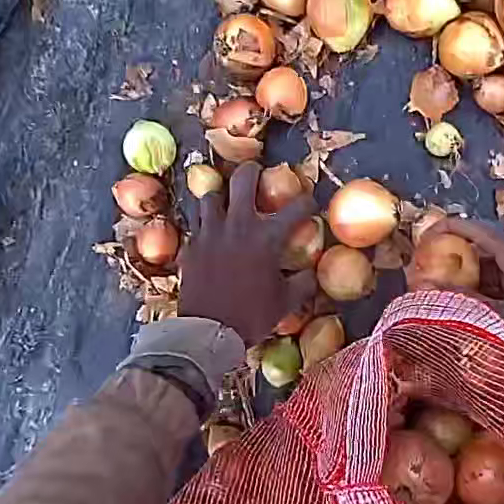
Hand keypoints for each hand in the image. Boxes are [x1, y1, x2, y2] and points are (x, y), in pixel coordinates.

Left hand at [179, 161, 316, 342]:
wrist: (206, 332)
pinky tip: (211, 229)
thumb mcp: (287, 301)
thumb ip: (303, 281)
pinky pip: (197, 223)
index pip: (297, 207)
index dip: (309, 202)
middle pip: (242, 181)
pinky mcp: (191, 246)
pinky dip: (206, 221)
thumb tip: (311, 271)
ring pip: (211, 195)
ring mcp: (210, 233)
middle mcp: (238, 226)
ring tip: (227, 197)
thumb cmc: (252, 315)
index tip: (312, 203)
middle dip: (252, 170)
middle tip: (257, 170)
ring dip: (222, 193)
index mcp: (267, 237)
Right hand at [434, 218, 503, 414]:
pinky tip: (464, 340)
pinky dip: (481, 320)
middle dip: (450, 269)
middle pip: (482, 261)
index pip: (477, 232)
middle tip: (417, 286)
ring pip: (491, 290)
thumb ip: (461, 309)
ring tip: (431, 312)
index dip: (447, 230)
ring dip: (464, 297)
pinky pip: (503, 314)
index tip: (417, 242)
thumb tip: (417, 293)